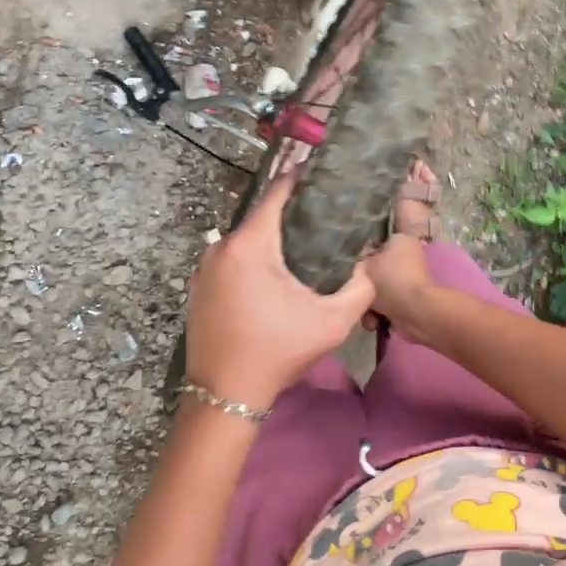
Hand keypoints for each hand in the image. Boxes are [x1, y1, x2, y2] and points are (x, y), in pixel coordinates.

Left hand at [184, 174, 374, 407]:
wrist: (224, 395)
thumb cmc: (277, 351)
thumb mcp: (332, 322)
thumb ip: (360, 287)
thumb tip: (368, 265)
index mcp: (250, 245)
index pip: (276, 194)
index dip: (299, 178)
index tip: (321, 171)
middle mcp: (221, 247)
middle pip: (261, 218)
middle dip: (290, 215)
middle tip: (322, 217)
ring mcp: (204, 268)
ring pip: (245, 242)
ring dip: (270, 241)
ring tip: (301, 247)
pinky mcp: (197, 288)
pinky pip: (230, 262)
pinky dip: (251, 262)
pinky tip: (271, 279)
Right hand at [359, 234, 438, 344]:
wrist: (413, 310)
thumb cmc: (389, 279)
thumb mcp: (367, 264)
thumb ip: (362, 261)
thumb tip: (364, 264)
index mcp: (402, 241)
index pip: (378, 246)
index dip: (364, 258)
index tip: (355, 270)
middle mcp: (409, 259)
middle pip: (378, 272)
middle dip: (365, 287)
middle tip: (357, 292)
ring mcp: (410, 282)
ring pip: (381, 292)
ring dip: (370, 305)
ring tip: (367, 312)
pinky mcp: (411, 303)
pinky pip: (388, 307)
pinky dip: (380, 315)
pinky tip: (375, 322)